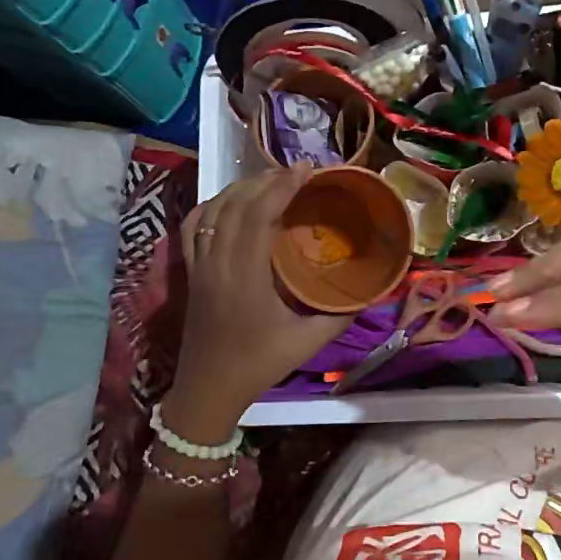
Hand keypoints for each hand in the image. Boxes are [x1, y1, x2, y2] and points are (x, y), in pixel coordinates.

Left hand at [165, 165, 353, 443]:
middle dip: (265, 180)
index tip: (306, 170)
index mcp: (245, 277)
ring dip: (240, 188)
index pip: (258, 216)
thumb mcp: (306, 343)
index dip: (281, 187)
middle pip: (235, 205)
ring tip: (270, 180)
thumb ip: (339, 315)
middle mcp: (217, 263)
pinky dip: (212, 205)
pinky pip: (194, 226)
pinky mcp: (191, 271)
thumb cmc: (259, 365)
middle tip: (296, 171)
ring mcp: (199, 265)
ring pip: (212, 210)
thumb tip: (370, 290)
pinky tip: (231, 201)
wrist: (208, 389)